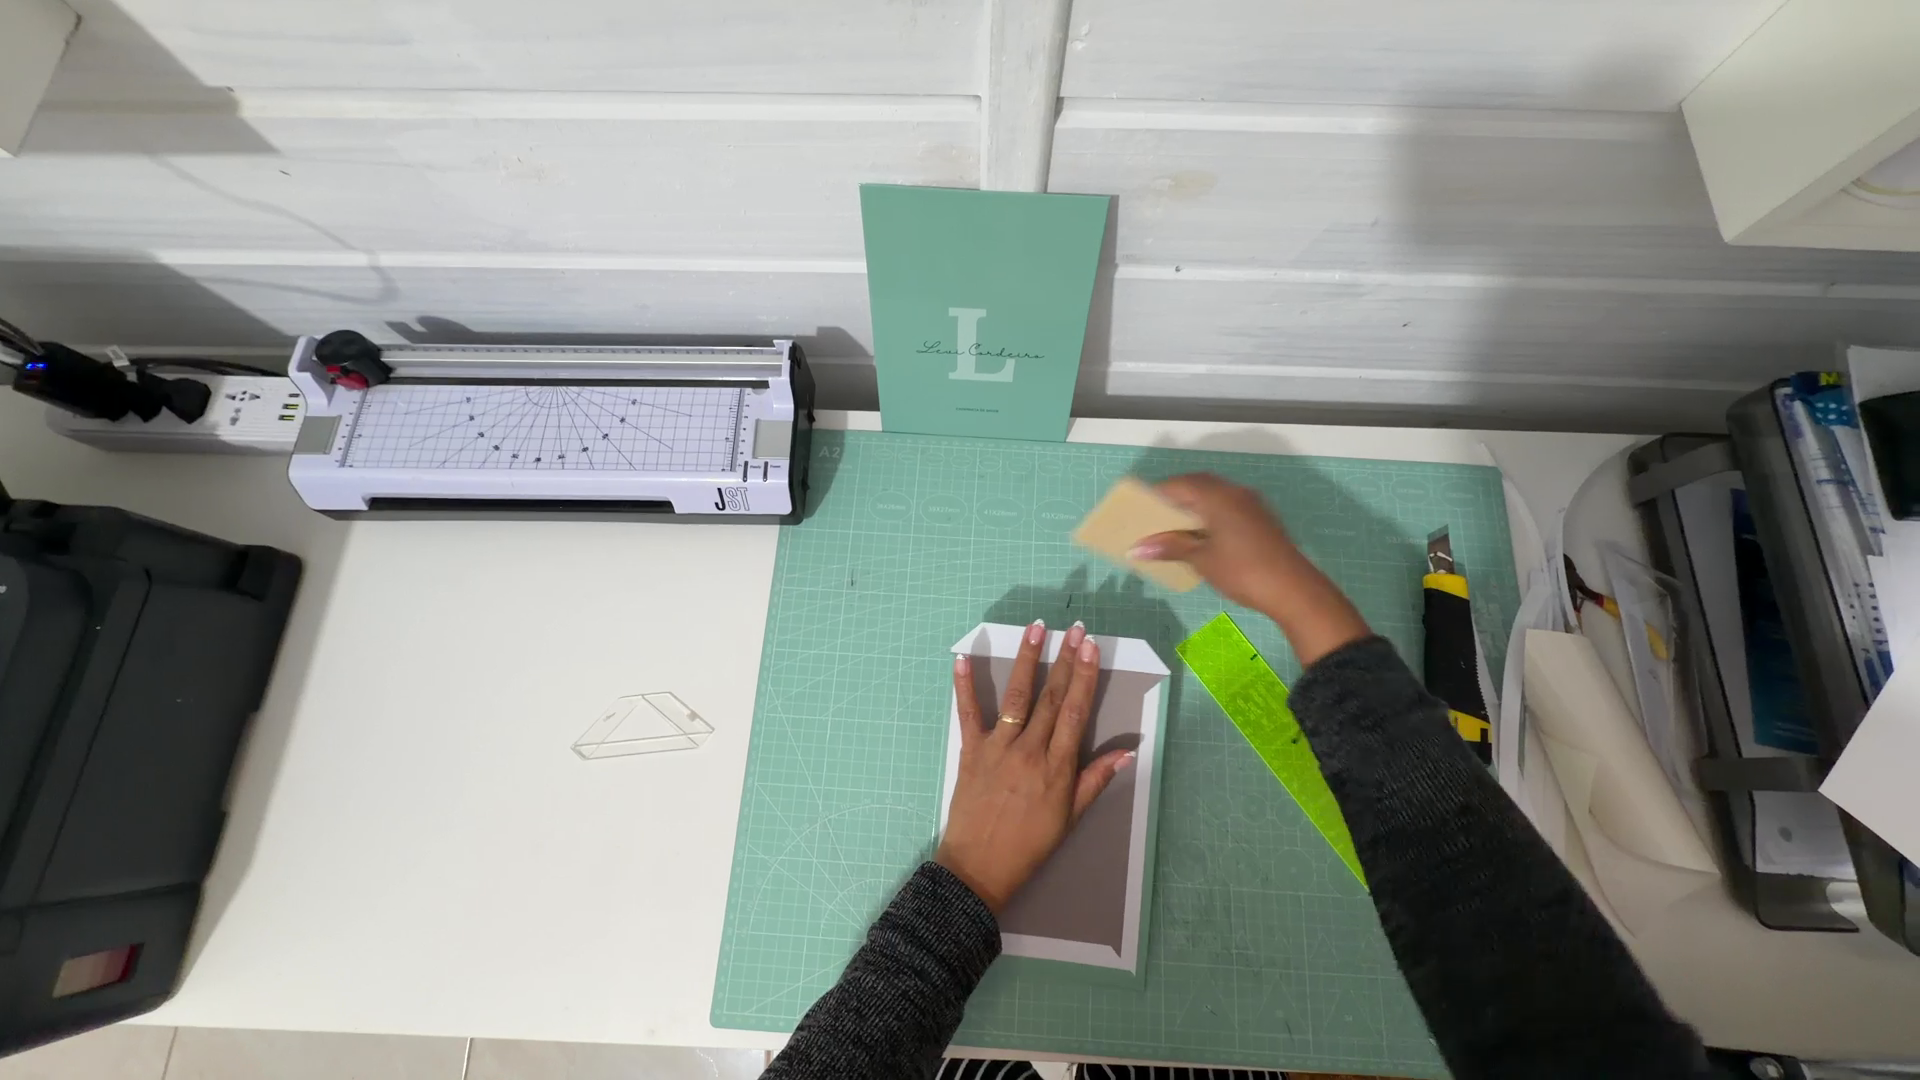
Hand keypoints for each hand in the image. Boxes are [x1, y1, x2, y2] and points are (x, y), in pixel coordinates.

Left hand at [936, 620, 1134, 913]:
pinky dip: (964, 684)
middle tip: (1074, 629)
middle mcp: (1029, 750)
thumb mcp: (1069, 818)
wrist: (979, 869)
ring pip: (1015, 695)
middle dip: (1065, 660)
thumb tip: (1126, 752)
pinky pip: (967, 712)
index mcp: (1056, 767)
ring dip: (1027, 659)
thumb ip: (1094, 781)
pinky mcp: (970, 750)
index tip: (1091, 647)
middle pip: (1051, 697)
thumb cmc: (1029, 846)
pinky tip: (964, 656)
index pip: (1075, 712)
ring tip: (1035, 628)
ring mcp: (997, 747)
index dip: (1085, 677)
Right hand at [1130, 473, 1371, 664]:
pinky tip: (1200, 534)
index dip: (1158, 493)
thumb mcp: (1201, 560)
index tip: (1139, 507)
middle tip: (1155, 515)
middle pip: (1199, 485)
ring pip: (1215, 494)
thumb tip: (1138, 549)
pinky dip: (1209, 513)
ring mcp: (1251, 505)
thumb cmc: (1242, 571)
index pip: (1181, 484)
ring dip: (1193, 505)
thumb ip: (1170, 547)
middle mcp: (1235, 493)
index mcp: (1218, 497)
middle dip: (1175, 497)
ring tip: (1174, 525)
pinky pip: (1227, 505)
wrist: (1293, 590)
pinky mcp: (1260, 519)